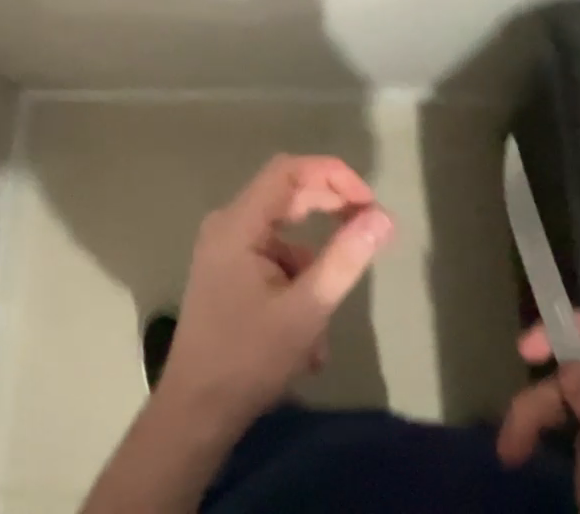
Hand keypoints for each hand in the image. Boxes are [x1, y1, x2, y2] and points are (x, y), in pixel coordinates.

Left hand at [155, 155, 394, 428]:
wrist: (197, 409)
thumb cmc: (249, 357)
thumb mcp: (308, 309)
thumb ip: (345, 258)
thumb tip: (382, 217)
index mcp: (238, 224)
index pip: (289, 170)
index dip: (333, 174)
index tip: (368, 201)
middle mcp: (227, 227)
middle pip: (286, 196)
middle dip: (330, 213)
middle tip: (369, 233)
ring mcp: (224, 251)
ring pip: (284, 239)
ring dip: (313, 272)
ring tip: (325, 325)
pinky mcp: (227, 275)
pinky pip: (272, 264)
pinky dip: (296, 289)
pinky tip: (307, 342)